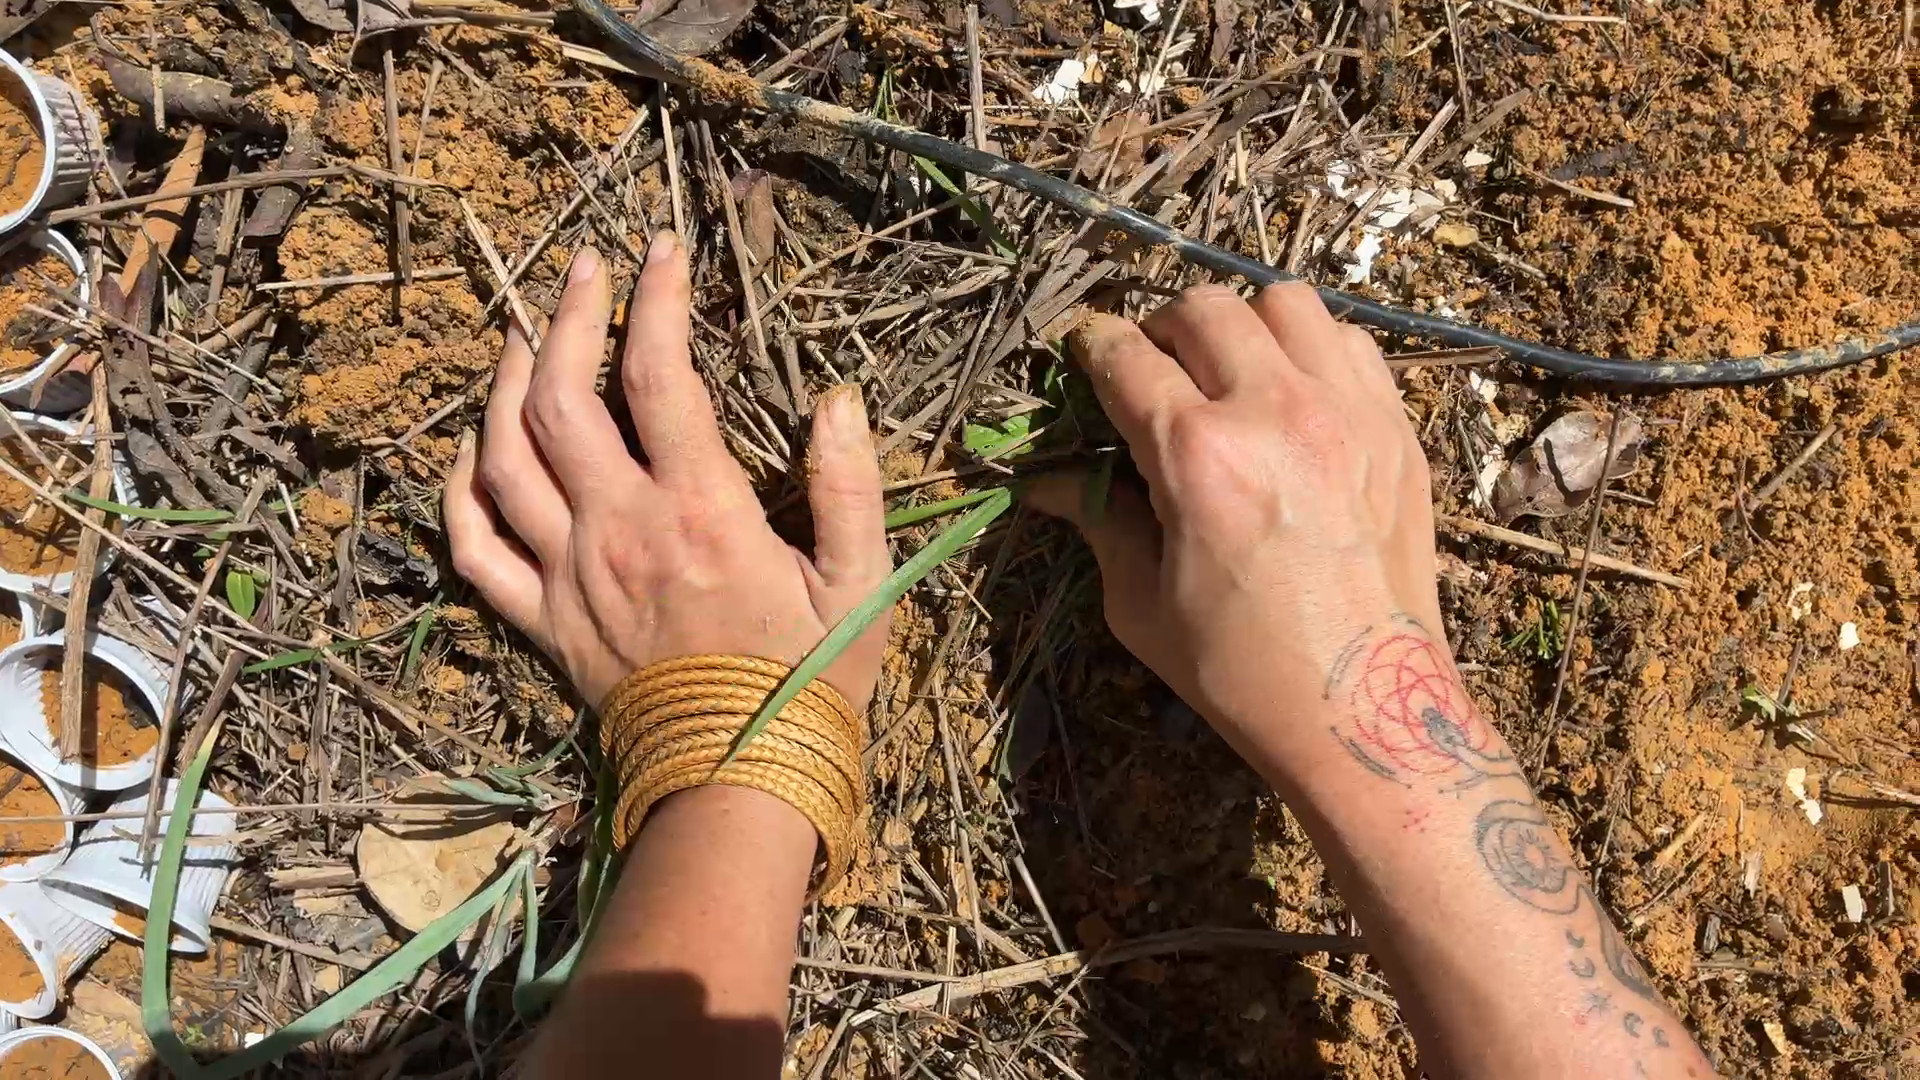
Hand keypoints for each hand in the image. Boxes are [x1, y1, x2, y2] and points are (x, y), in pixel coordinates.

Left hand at [443, 235, 890, 709]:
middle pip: (562, 400)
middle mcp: (619, 530)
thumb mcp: (862, 583)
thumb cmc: (811, 678)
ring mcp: (568, 576)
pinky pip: (473, 546)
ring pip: (502, 457)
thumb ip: (853, 488)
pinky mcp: (543, 622)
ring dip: (506, 384)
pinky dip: (458, 489)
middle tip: (584, 267)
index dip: (657, 303)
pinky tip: (470, 452)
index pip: (660, 378)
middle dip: (570, 316)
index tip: (662, 252)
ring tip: (526, 336)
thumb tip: (837, 398)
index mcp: (702, 513)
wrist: (741, 777)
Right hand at [1026, 283, 1439, 768]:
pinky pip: (1347, 341)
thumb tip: (1045, 483)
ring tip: (1225, 372)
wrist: (1366, 709)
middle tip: (1151, 371)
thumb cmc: (1236, 669)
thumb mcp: (1139, 602)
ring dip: (1238, 325)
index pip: (1126, 359)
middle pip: (1202, 309)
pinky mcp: (1395, 428)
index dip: (1092, 346)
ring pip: (1284, 302)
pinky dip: (1305, 348)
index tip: (1084, 351)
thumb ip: (1096, 521)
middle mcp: (1274, 411)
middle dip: (1158, 328)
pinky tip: (1289, 396)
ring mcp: (1347, 411)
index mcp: (1196, 457)